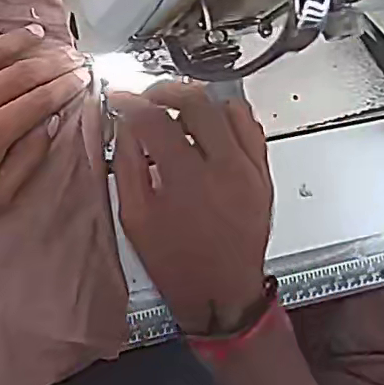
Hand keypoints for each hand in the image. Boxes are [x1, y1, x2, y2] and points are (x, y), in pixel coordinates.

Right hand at [110, 82, 273, 334]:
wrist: (222, 293)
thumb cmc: (177, 264)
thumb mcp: (134, 217)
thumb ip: (127, 165)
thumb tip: (124, 127)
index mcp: (186, 181)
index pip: (154, 118)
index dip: (130, 102)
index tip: (119, 99)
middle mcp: (224, 169)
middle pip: (194, 101)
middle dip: (163, 91)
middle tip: (147, 97)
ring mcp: (249, 170)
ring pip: (226, 107)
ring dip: (196, 101)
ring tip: (176, 109)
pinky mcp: (264, 175)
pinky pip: (250, 126)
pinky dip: (227, 116)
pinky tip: (209, 125)